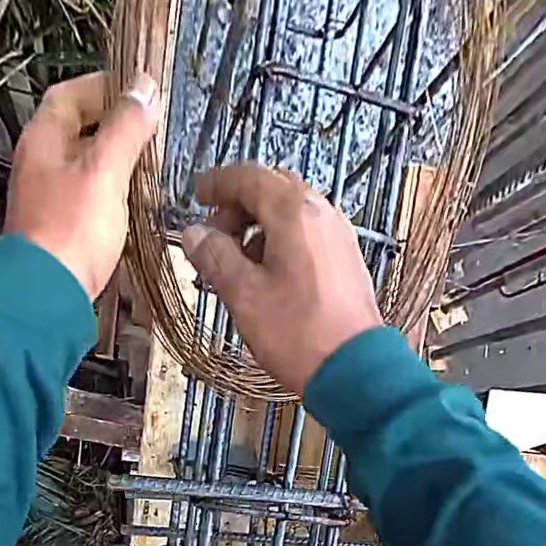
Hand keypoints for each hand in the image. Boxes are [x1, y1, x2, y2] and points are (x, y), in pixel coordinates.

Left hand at [4, 71, 160, 298]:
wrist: (47, 298)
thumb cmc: (73, 230)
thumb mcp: (104, 171)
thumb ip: (126, 128)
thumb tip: (145, 89)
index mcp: (42, 141)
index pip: (70, 94)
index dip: (104, 88)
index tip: (139, 93)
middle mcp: (39, 167)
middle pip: (78, 132)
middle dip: (115, 128)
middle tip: (151, 134)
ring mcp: (47, 201)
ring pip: (85, 169)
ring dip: (115, 165)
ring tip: (148, 169)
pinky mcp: (60, 232)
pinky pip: (87, 201)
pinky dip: (110, 195)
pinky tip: (131, 205)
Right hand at [181, 165, 382, 394]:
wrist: (352, 368)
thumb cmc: (296, 332)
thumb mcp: (243, 294)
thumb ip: (215, 257)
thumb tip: (193, 233)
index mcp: (294, 212)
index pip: (250, 177)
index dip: (218, 183)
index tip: (198, 195)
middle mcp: (321, 213)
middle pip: (272, 190)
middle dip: (238, 207)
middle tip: (212, 233)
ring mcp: (337, 236)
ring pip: (289, 214)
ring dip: (257, 227)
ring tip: (234, 261)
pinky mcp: (343, 261)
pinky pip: (305, 235)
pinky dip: (278, 242)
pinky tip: (264, 275)